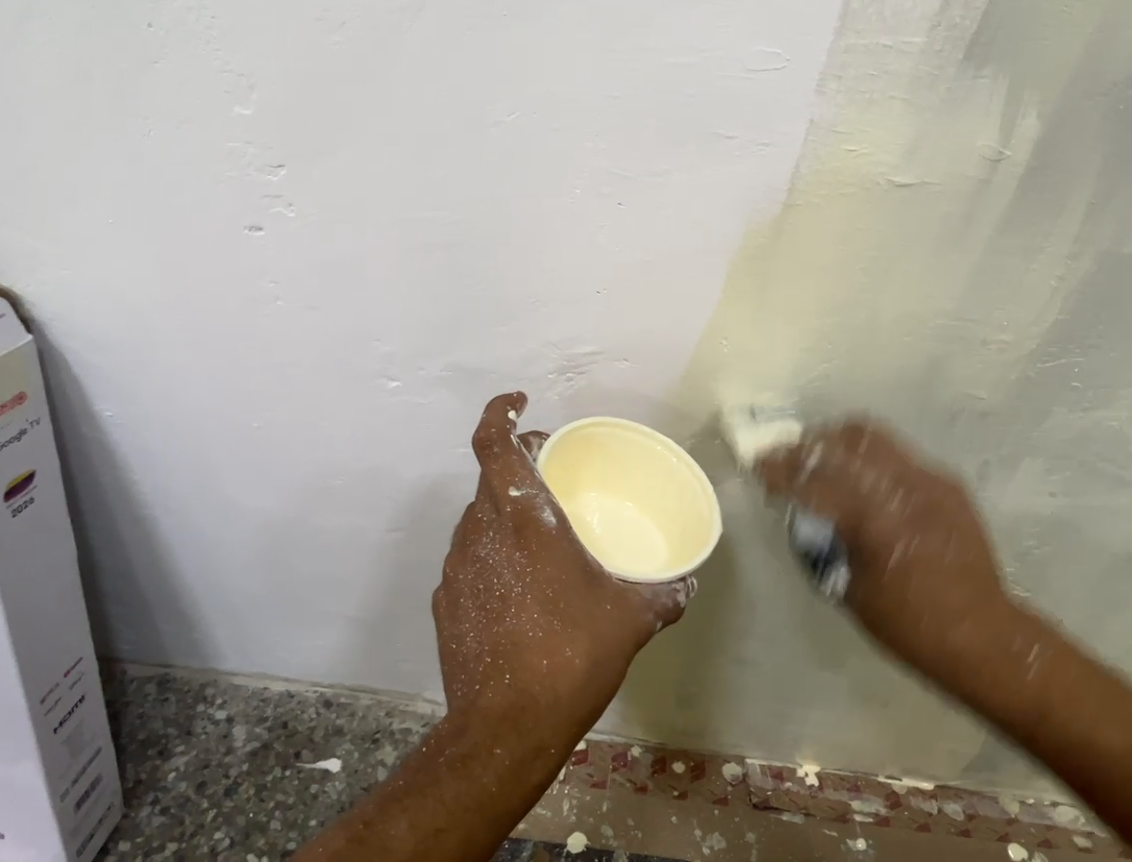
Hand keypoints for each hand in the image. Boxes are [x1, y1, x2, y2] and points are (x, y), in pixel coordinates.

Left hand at [433, 393, 690, 742]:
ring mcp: (455, 567)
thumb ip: (663, 595)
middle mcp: (481, 532)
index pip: (493, 444)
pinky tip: (521, 586)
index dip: (499, 413)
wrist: (505, 728)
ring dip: (506, 512)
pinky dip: (494, 554)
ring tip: (542, 535)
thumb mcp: (630, 620)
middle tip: (552, 470)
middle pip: (489, 477)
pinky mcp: (445, 600)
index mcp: (523, 519)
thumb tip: (686, 586)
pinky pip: (471, 558)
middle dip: (518, 463)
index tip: (520, 402)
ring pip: (478, 518)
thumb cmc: (571, 655)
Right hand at [755, 422, 1012, 676]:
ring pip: (875, 439)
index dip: (779, 469)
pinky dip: (873, 463)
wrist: (983, 635)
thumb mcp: (846, 587)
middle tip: (789, 457)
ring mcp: (930, 480)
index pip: (814, 478)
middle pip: (845, 439)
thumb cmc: (907, 625)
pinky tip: (867, 485)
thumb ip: (822, 541)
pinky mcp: (949, 484)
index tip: (758, 467)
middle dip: (810, 444)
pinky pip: (901, 458)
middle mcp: (903, 487)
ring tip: (823, 460)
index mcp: (873, 518)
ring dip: (841, 444)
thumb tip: (803, 513)